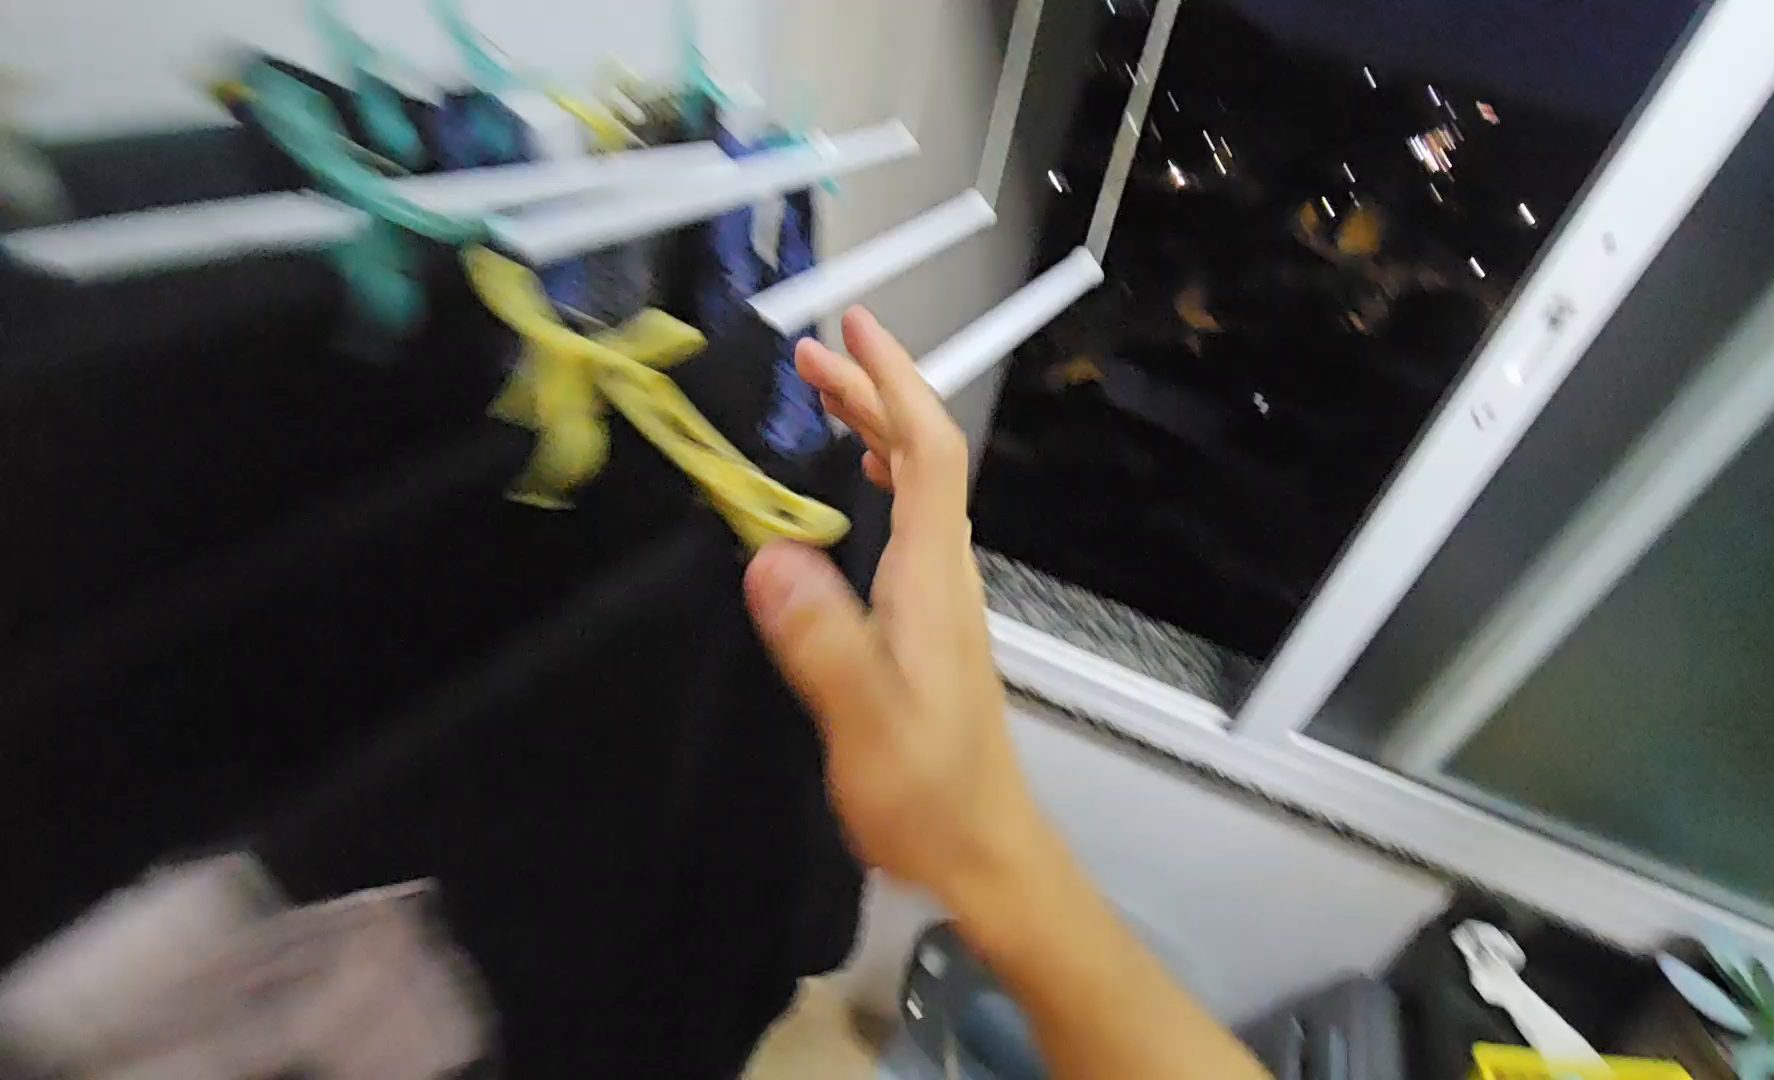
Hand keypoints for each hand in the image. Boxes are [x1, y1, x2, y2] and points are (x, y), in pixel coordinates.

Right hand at [742, 307, 1046, 912]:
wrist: (982, 843)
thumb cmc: (929, 790)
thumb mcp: (866, 720)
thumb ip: (823, 640)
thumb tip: (770, 555)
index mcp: (933, 574)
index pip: (926, 450)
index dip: (893, 383)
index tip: (855, 328)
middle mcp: (945, 569)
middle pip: (922, 455)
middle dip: (874, 394)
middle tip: (815, 356)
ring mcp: (940, 592)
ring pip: (916, 486)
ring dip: (875, 432)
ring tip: (827, 399)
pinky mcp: (929, 618)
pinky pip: (908, 521)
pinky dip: (880, 481)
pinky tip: (856, 487)